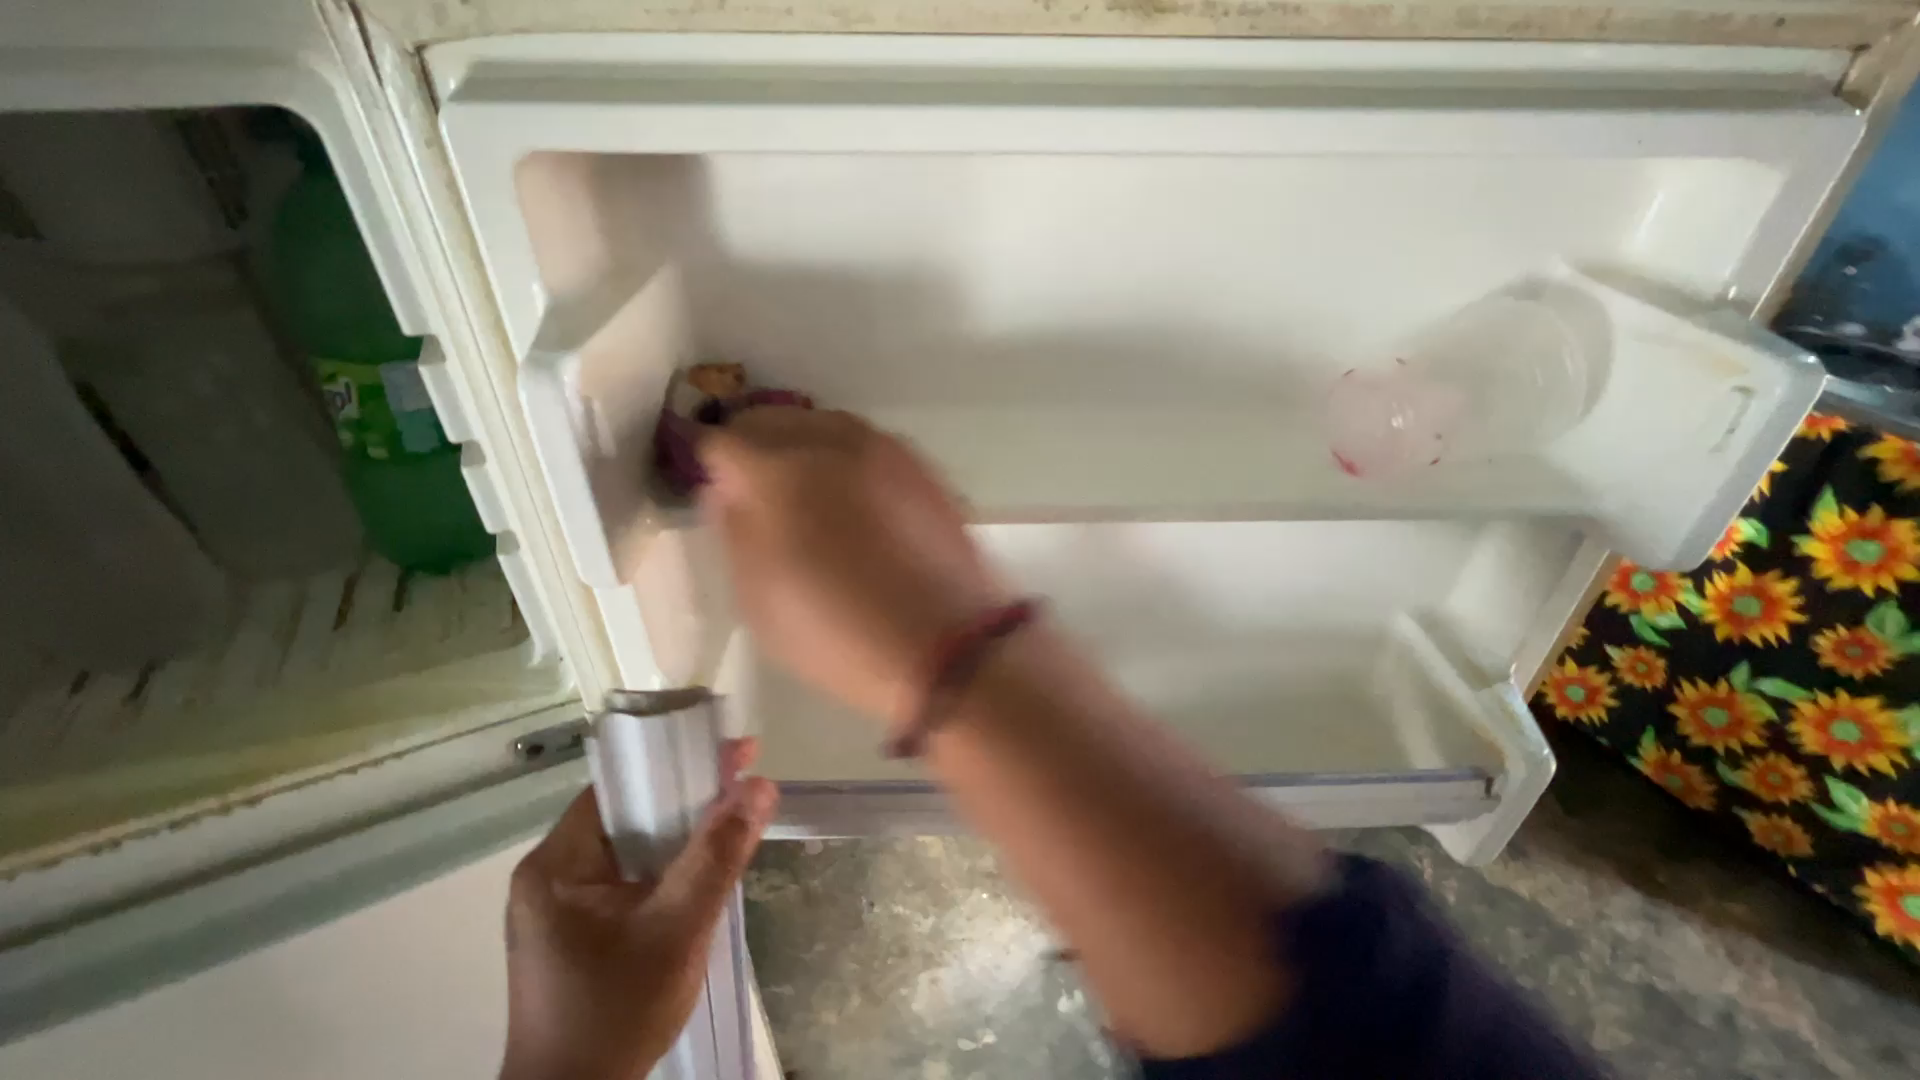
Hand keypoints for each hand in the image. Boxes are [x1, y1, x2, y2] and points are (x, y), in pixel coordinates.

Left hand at [500, 740, 777, 1079]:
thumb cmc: (617, 1012)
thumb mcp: (677, 929)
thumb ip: (717, 855)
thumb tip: (761, 785)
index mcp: (555, 864)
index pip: (621, 787)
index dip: (679, 764)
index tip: (735, 754)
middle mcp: (548, 875)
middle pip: (628, 815)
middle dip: (688, 800)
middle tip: (745, 788)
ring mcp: (558, 906)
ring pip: (631, 848)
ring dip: (680, 836)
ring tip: (733, 823)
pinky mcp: (573, 932)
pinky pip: (627, 879)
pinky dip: (665, 868)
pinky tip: (701, 874)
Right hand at [699, 408, 1010, 724]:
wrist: (948, 648)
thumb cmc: (839, 635)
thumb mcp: (758, 599)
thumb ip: (734, 531)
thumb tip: (726, 490)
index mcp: (778, 471)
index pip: (722, 442)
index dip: (712, 467)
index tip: (717, 493)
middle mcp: (831, 441)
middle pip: (774, 419)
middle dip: (755, 446)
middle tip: (756, 489)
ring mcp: (885, 449)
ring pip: (825, 424)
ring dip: (804, 446)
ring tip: (806, 492)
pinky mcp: (923, 466)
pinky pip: (869, 445)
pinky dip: (848, 459)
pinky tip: (853, 499)